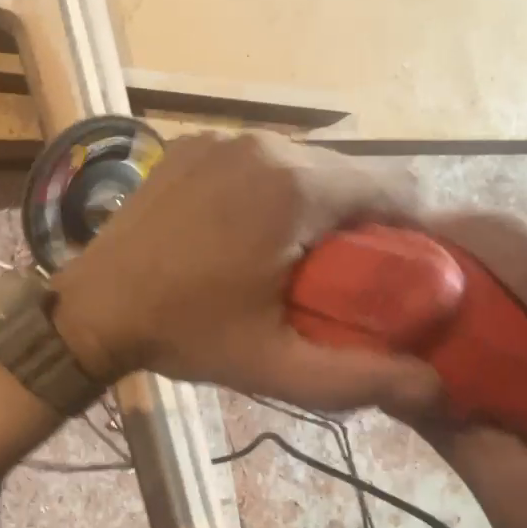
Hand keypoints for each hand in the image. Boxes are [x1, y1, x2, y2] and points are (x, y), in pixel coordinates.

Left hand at [49, 131, 440, 410]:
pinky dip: (260, 192)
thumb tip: (436, 387)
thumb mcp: (271, 365)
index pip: (398, 189)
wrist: (89, 311)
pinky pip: (251, 162)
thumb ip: (356, 378)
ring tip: (282, 260)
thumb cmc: (181, 334)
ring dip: (307, 206)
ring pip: (300, 165)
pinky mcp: (187, 147)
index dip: (406, 235)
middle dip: (353, 223)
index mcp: (297, 186)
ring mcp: (220, 140)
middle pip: (348, 174)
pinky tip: (237, 236)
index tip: (385, 277)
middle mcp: (265, 144)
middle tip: (330, 278)